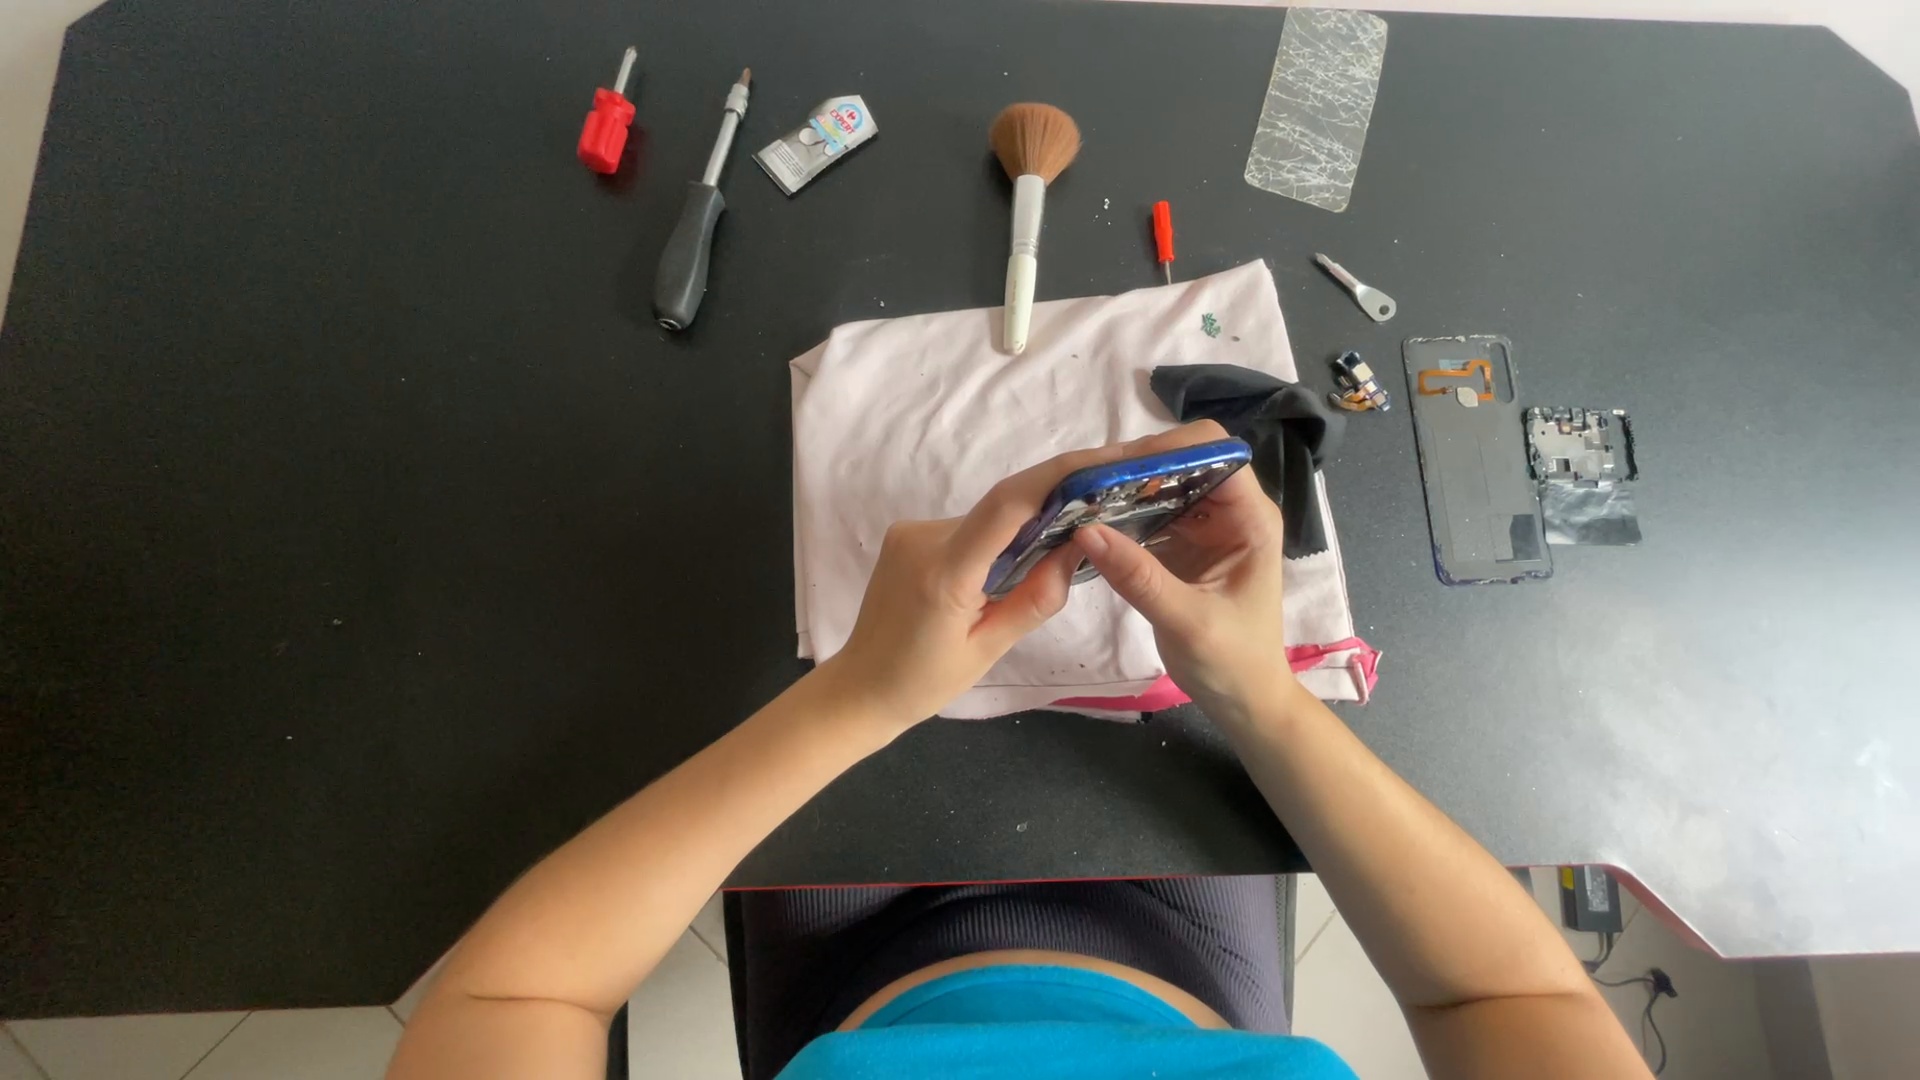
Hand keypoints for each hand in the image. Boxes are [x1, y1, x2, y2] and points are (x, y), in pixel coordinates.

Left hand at [823, 422, 1233, 728]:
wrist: (860, 687)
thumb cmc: (925, 681)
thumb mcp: (988, 649)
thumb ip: (1035, 598)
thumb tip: (1077, 548)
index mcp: (944, 573)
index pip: (1008, 504)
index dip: (1058, 474)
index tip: (1104, 459)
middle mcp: (923, 538)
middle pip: (1000, 508)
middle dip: (1050, 505)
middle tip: (1100, 505)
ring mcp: (910, 532)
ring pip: (984, 518)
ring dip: (1019, 529)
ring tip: (1050, 555)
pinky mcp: (906, 535)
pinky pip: (966, 527)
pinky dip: (994, 538)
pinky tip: (1005, 568)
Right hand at [1071, 430, 1297, 723]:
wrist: (1244, 699)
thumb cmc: (1231, 662)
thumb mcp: (1185, 622)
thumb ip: (1138, 577)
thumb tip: (1085, 531)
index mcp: (1250, 518)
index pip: (1214, 452)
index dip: (1167, 450)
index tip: (1115, 470)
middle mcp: (1229, 511)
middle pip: (1182, 461)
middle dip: (1136, 467)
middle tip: (1087, 485)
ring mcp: (1204, 526)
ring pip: (1161, 484)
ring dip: (1123, 488)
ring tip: (1080, 499)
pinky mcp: (1181, 544)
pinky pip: (1148, 512)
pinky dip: (1120, 514)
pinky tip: (1089, 523)